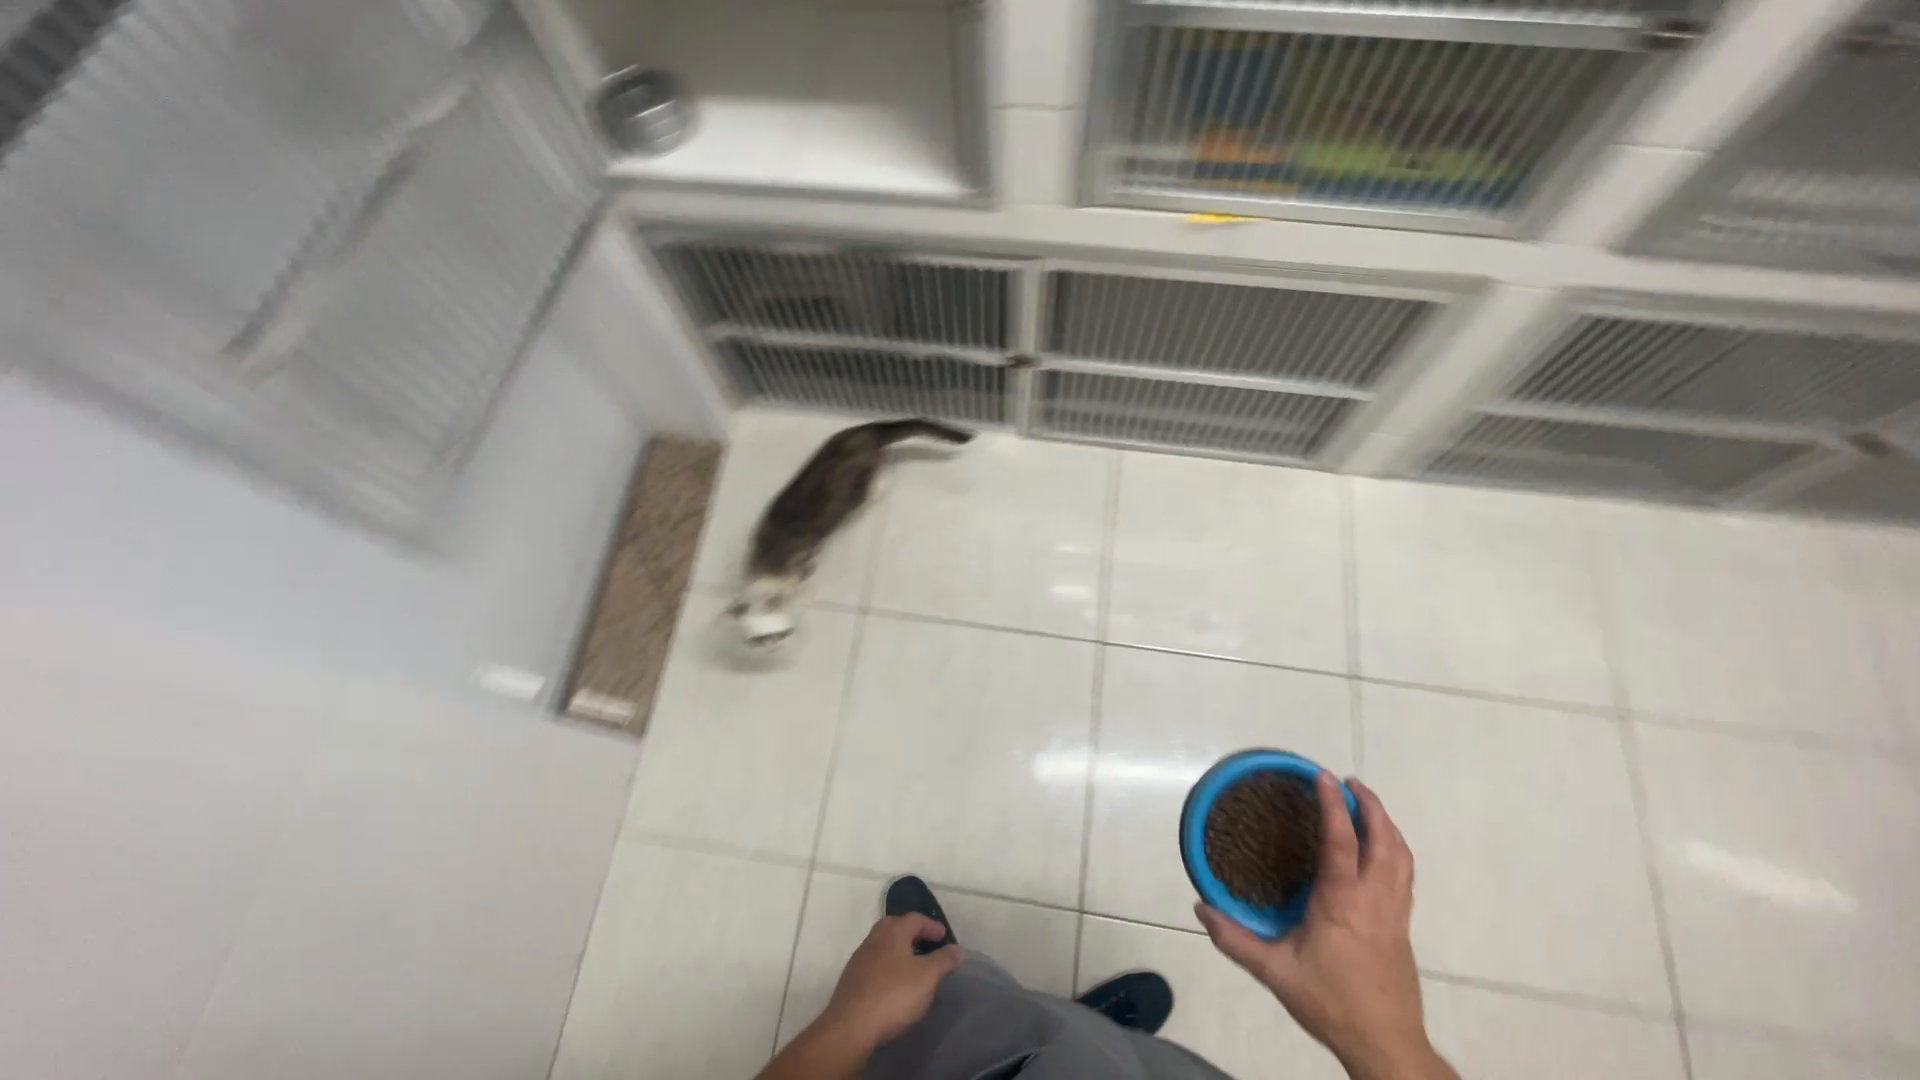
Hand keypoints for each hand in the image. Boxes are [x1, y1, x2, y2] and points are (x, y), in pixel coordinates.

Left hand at [817, 914, 964, 1049]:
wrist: (850, 1026)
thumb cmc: (893, 995)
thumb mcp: (927, 977)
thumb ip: (944, 960)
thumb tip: (957, 949)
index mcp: (892, 932)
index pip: (915, 918)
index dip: (932, 925)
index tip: (944, 937)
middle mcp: (874, 939)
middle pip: (895, 927)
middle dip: (913, 933)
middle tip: (928, 945)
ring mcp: (860, 958)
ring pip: (883, 945)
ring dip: (900, 950)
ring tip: (914, 966)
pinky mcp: (852, 979)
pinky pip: (875, 963)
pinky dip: (889, 966)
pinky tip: (895, 984)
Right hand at [1196, 773, 1454, 1079]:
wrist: (1386, 1044)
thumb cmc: (1329, 1003)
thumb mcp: (1274, 973)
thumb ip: (1235, 939)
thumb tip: (1200, 908)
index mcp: (1342, 903)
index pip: (1342, 842)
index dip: (1334, 806)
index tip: (1323, 777)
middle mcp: (1374, 900)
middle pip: (1384, 840)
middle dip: (1371, 805)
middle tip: (1349, 783)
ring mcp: (1395, 913)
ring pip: (1402, 856)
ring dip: (1387, 825)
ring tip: (1368, 806)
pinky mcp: (1404, 927)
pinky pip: (1405, 875)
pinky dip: (1395, 850)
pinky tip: (1381, 852)